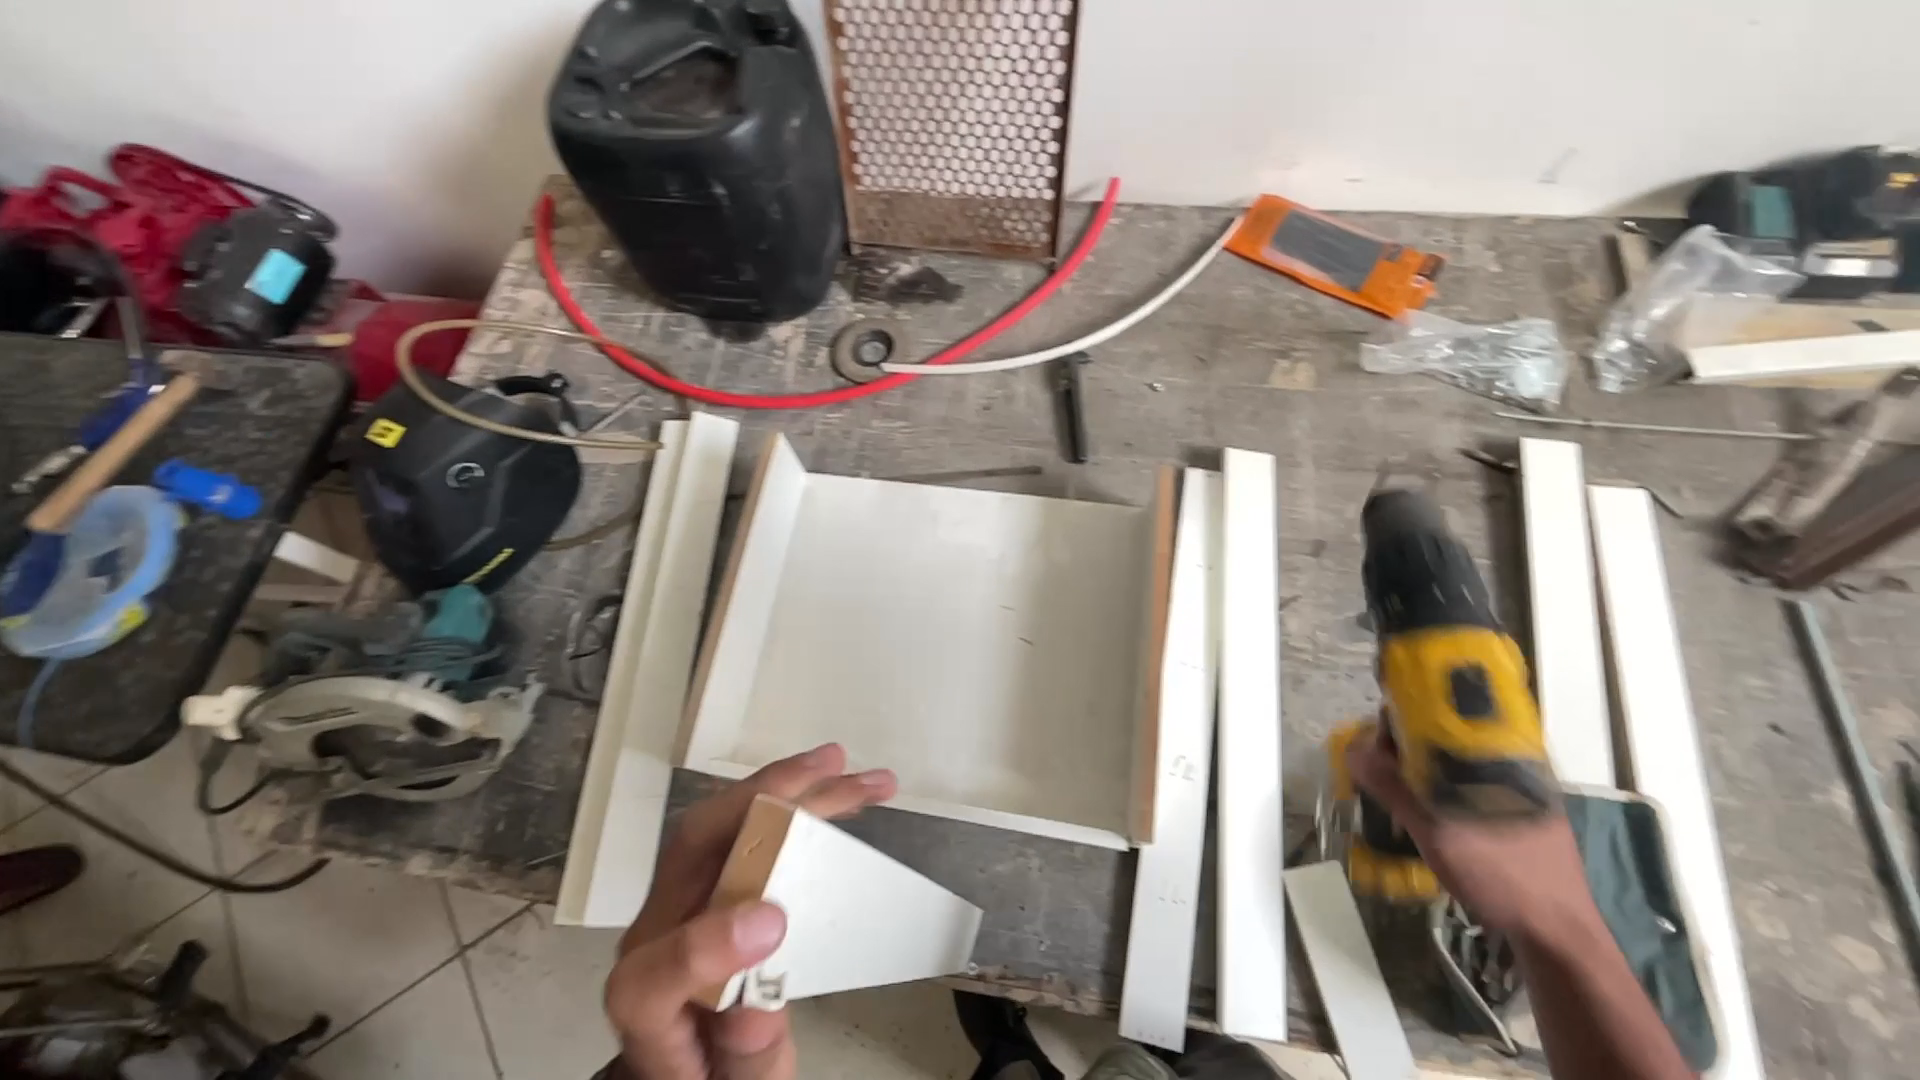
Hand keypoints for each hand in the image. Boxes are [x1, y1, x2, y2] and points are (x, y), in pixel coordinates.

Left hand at [604, 744, 897, 1078]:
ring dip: (791, 788)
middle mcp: (656, 932)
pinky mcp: (710, 878)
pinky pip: (747, 825)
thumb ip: (746, 1055)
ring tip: (853, 772)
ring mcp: (681, 895)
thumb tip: (759, 1003)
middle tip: (834, 774)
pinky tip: (835, 792)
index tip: (774, 925)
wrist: (691, 1058)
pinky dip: (794, 801)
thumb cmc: (715, 1071)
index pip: (651, 976)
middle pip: (693, 848)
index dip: (704, 946)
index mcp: (648, 1003)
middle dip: (765, 800)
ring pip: (726, 822)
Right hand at [1345, 728, 1599, 942]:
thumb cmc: (1501, 876)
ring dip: (1424, 774)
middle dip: (1409, 750)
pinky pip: (1471, 788)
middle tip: (1380, 775)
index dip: (1405, 722)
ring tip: (1398, 797)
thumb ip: (1395, 788)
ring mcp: (1522, 791)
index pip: (1445, 715)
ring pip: (1459, 765)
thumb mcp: (1437, 831)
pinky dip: (1444, 793)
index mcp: (1502, 755)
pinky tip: (1429, 816)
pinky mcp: (1521, 815)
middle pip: (1449, 739)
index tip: (1376, 744)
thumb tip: (1354, 749)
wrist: (1559, 934)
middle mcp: (1516, 764)